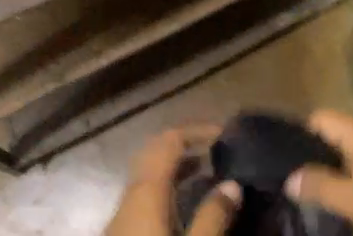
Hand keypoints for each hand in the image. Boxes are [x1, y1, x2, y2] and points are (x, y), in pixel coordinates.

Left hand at [105, 125, 241, 235]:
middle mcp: (128, 200)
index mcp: (145, 195)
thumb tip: (232, 184)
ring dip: (174, 169)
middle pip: (153, 155)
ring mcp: (120, 222)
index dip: (195, 131)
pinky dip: (165, 190)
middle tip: (217, 149)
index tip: (225, 133)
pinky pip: (142, 200)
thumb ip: (213, 218)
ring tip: (207, 173)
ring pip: (146, 179)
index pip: (168, 141)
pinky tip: (183, 208)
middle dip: (184, 145)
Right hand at [284, 109, 352, 235]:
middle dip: (310, 155)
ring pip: (345, 155)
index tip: (277, 158)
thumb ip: (321, 186)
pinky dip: (345, 182)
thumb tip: (289, 177)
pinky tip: (333, 203)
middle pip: (332, 135)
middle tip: (286, 180)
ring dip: (328, 172)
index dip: (297, 134)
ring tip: (303, 194)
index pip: (320, 118)